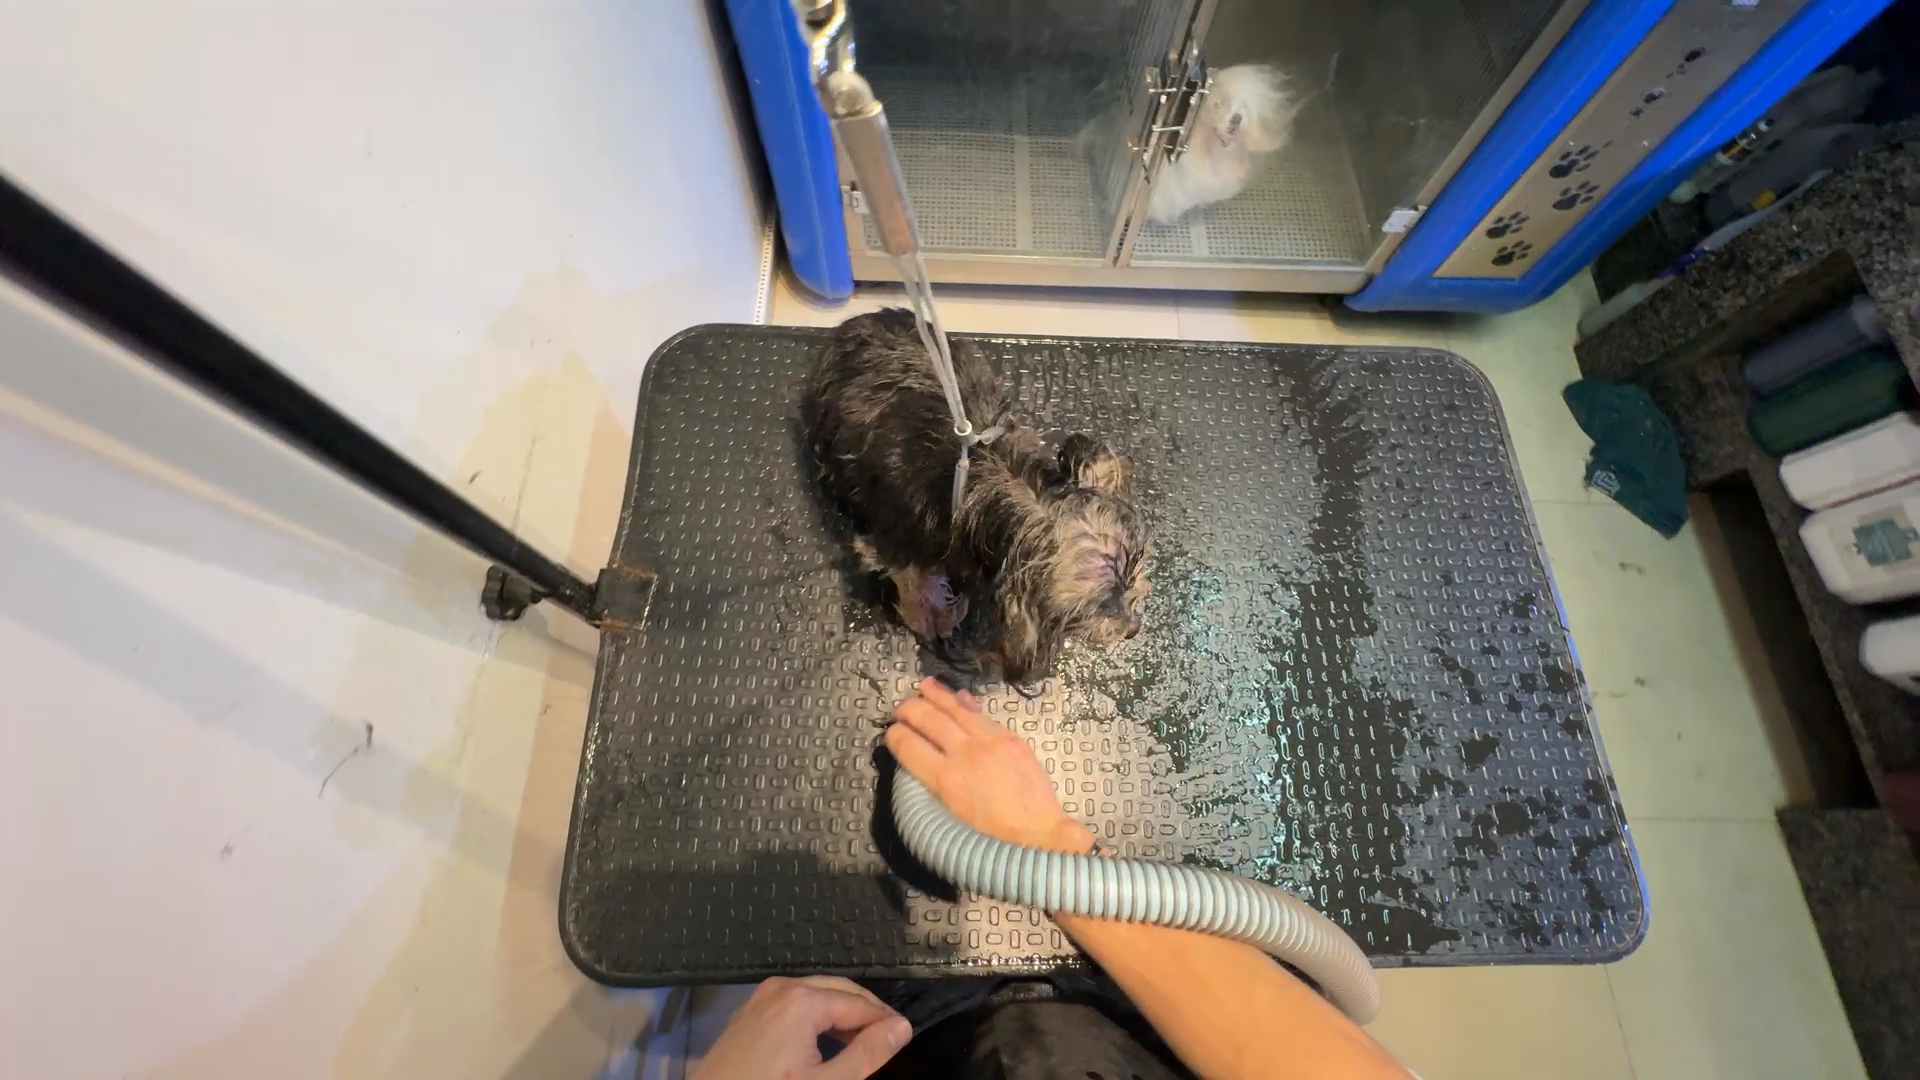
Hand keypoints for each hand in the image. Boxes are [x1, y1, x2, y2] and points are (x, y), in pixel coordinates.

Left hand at [690, 976, 910, 1079]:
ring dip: (841, 1015)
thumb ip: (865, 1055)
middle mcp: (783, 986)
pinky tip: (824, 1044)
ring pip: (817, 995)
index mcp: (803, 1000)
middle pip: (839, 991)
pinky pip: (795, 1004)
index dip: (885, 1020)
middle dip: (865, 1014)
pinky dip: (816, 1018)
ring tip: (861, 1045)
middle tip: (888, 1040)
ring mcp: (762, 997)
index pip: (859, 1003)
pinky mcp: (749, 1012)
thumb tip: (902, 1028)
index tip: (906, 1036)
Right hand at [886, 678, 1095, 853]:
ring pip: (957, 710)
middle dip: (911, 710)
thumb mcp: (949, 825)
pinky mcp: (1010, 738)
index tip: (891, 733)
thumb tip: (919, 766)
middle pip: (930, 720)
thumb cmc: (991, 844)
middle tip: (900, 708)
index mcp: (945, 780)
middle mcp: (964, 753)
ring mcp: (990, 741)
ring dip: (938, 696)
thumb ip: (929, 793)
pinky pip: (983, 715)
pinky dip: (967, 704)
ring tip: (924, 686)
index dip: (895, 736)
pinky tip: (960, 697)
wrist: (1039, 838)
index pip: (908, 746)